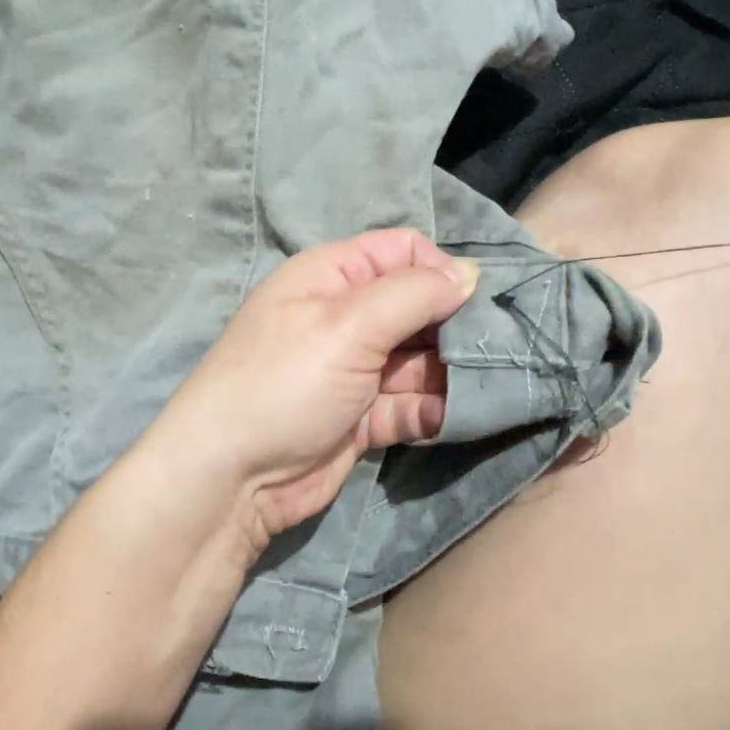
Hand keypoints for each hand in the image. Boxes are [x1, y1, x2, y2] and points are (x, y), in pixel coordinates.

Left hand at [147, 229, 477, 560]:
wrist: (231, 477)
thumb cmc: (284, 383)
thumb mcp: (347, 325)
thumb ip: (412, 294)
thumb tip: (468, 273)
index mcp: (331, 277)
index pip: (401, 251)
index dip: (440, 269)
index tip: (475, 300)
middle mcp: (344, 317)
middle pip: (418, 306)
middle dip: (456, 325)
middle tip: (497, 349)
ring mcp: (354, 371)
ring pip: (421, 359)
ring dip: (453, 372)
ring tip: (490, 385)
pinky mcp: (362, 418)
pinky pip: (411, 404)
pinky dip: (435, 409)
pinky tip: (457, 415)